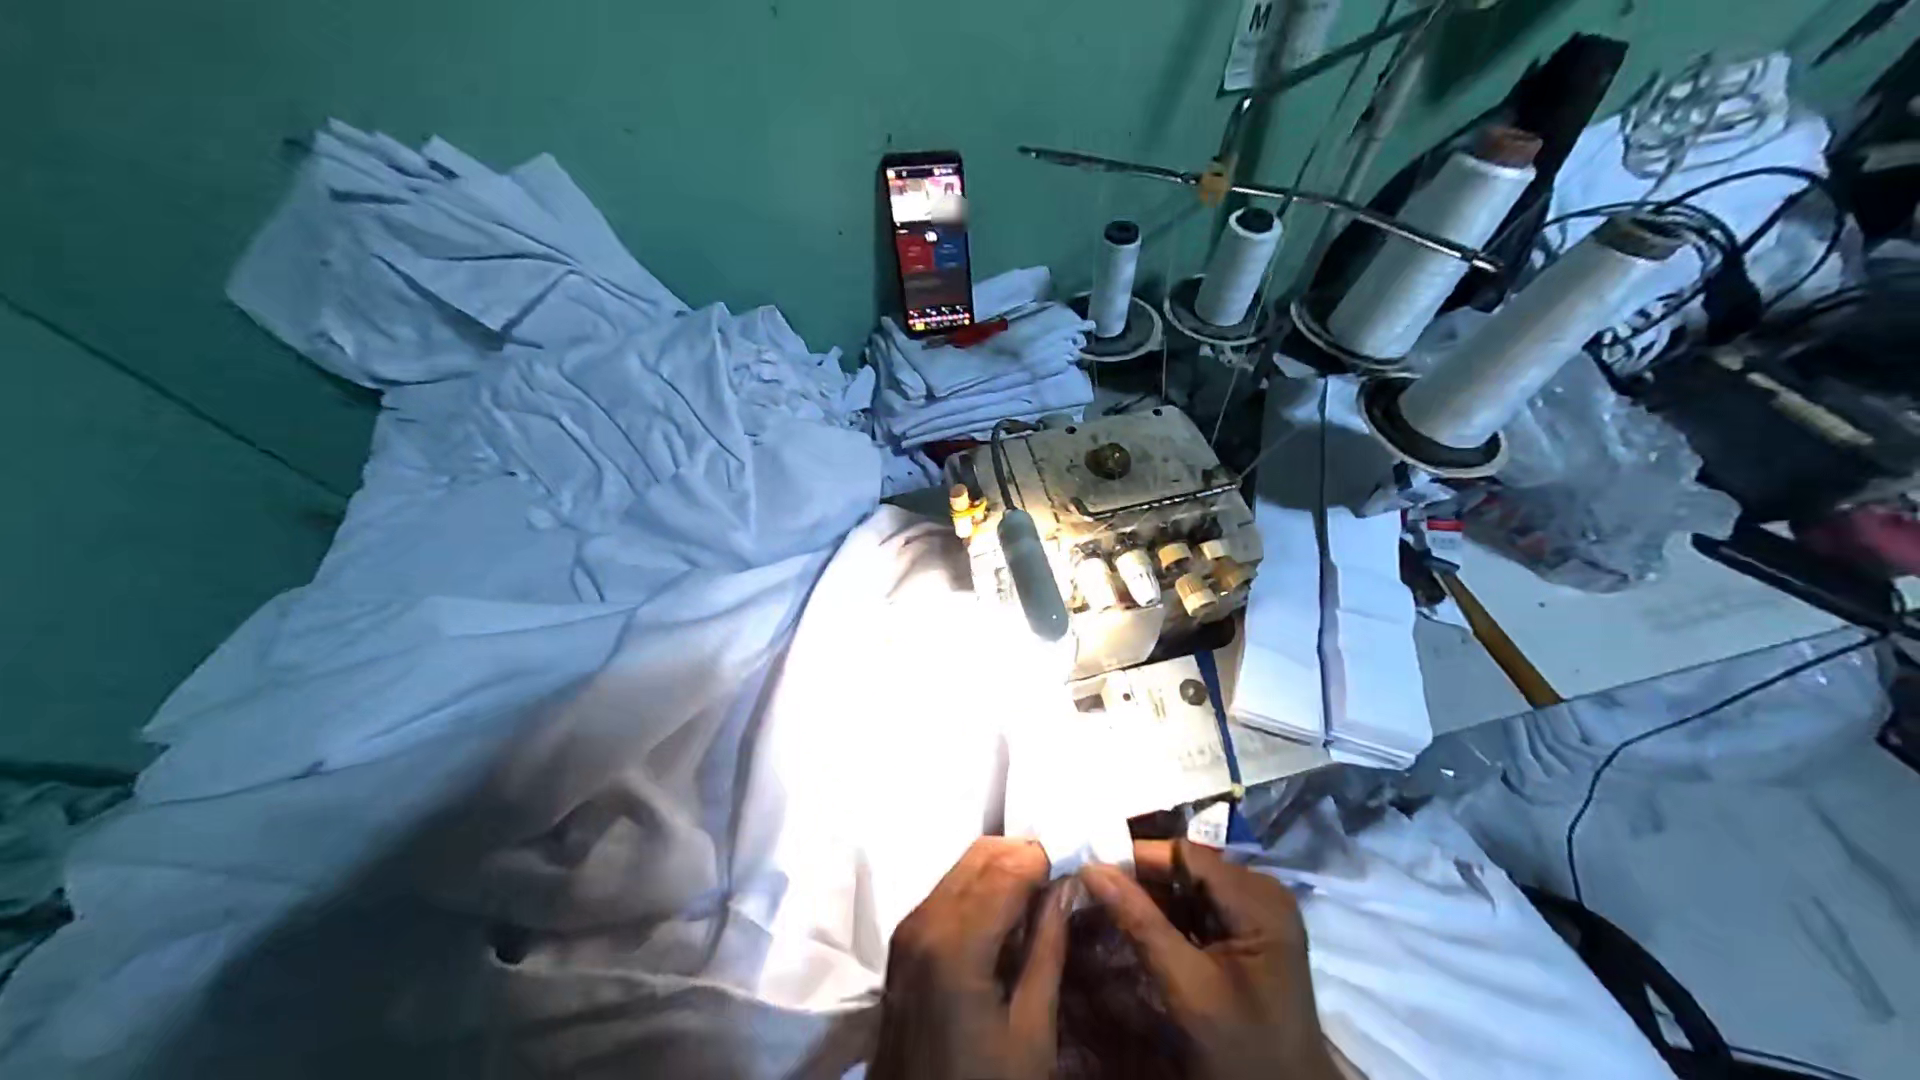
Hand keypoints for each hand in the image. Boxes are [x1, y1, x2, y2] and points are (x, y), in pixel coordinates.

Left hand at [872, 838, 1071, 1079]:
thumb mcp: (1030, 1030)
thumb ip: (1047, 948)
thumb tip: (1066, 887)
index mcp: (955, 943)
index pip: (1007, 869)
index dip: (1045, 856)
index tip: (1080, 859)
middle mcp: (925, 920)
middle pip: (981, 856)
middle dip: (1025, 855)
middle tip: (1065, 872)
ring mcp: (910, 927)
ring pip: (963, 866)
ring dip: (1004, 866)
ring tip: (1043, 889)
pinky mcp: (905, 939)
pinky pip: (949, 888)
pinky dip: (982, 884)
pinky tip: (1010, 909)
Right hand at [1080, 841, 1339, 1079]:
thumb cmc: (1243, 1048)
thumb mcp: (1186, 986)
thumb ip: (1139, 922)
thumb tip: (1091, 869)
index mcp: (1258, 898)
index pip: (1183, 854)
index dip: (1136, 857)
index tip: (1090, 867)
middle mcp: (1262, 891)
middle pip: (1186, 867)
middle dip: (1141, 878)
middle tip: (1092, 887)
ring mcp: (1258, 911)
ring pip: (1189, 885)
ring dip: (1151, 896)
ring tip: (1106, 901)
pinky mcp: (1250, 930)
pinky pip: (1200, 906)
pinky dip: (1169, 914)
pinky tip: (1138, 922)